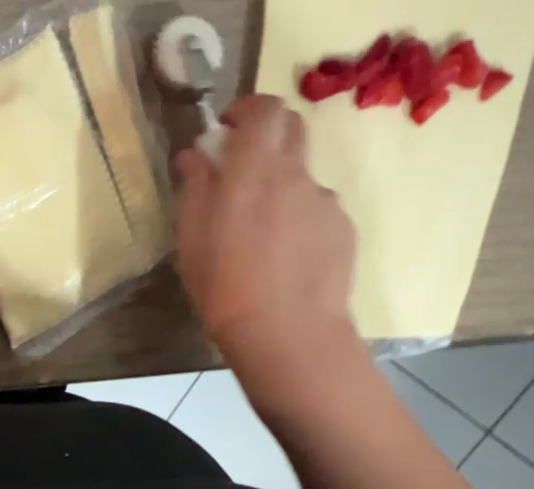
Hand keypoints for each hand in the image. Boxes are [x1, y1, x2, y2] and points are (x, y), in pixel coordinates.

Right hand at [175, 96, 360, 389]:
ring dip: (280, 191)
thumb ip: (195, 189)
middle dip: (266, 139)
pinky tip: (283, 262)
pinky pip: (316, 213)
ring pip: (301, 178)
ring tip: (259, 240)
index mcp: (254, 171)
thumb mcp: (191, 242)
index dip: (247, 109)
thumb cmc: (225, 289)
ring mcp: (325, 201)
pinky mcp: (342, 229)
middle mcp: (295, 175)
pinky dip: (298, 223)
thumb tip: (194, 155)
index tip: (227, 128)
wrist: (287, 334)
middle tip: (240, 173)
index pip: (264, 109)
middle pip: (291, 130)